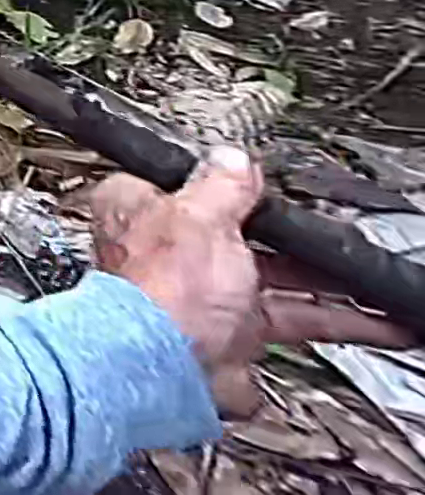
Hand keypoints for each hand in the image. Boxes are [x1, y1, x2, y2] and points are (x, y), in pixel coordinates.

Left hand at [89, 145, 414, 416]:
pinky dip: (338, 316)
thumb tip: (229, 158)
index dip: (223, 188)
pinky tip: (381, 320)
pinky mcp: (226, 321)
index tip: (266, 190)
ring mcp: (193, 283)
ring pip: (268, 272)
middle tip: (334, 238)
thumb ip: (217, 187)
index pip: (179, 185)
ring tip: (368, 278)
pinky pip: (290, 313)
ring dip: (325, 278)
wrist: (169, 356)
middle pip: (231, 230)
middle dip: (288, 237)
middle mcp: (159, 242)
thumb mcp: (197, 218)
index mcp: (133, 207)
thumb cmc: (162, 285)